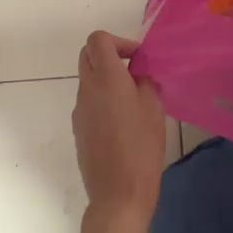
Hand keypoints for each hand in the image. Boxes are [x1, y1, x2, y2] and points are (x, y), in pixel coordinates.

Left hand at [73, 32, 165, 226]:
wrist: (117, 193)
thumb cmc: (142, 148)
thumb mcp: (154, 109)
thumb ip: (145, 82)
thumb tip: (138, 74)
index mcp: (107, 78)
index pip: (98, 39)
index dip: (118, 41)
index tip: (137, 59)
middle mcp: (87, 89)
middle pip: (88, 55)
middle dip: (109, 56)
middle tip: (134, 73)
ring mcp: (79, 110)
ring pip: (88, 80)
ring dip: (106, 80)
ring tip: (133, 102)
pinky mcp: (78, 128)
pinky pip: (89, 102)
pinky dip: (102, 100)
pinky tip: (122, 123)